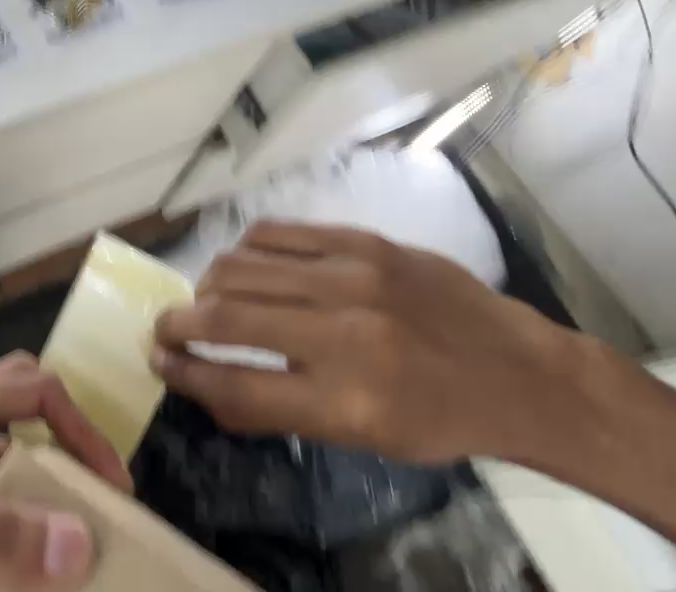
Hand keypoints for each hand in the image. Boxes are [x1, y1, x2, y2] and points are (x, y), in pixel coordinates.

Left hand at [0, 352, 130, 591]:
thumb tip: (81, 542)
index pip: (36, 393)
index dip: (83, 430)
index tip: (116, 492)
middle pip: (26, 413)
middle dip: (68, 446)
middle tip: (98, 504)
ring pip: (9, 462)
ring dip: (44, 490)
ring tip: (74, 544)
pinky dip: (14, 527)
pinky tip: (22, 570)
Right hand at [151, 221, 591, 464]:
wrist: (517, 370)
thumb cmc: (438, 419)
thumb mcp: (362, 441)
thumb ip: (279, 414)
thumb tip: (204, 388)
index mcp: (345, 401)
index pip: (235, 384)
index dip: (183, 373)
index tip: (158, 361)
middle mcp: (342, 334)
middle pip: (225, 317)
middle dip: (178, 323)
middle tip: (165, 329)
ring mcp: (352, 277)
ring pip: (240, 266)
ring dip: (206, 285)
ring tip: (206, 298)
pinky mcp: (362, 242)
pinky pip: (275, 234)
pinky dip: (245, 251)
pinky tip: (244, 266)